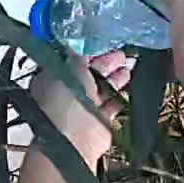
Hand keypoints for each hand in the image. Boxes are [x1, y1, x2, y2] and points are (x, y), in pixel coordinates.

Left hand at [32, 49, 131, 163]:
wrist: (73, 137)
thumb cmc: (66, 100)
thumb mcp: (72, 69)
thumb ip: (77, 59)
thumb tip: (78, 50)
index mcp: (55, 79)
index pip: (74, 63)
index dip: (89, 54)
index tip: (104, 46)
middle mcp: (68, 94)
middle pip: (90, 76)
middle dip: (106, 65)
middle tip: (122, 56)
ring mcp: (83, 109)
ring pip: (101, 91)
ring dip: (115, 81)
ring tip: (128, 70)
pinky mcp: (98, 123)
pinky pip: (110, 107)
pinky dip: (119, 99)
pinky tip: (128, 89)